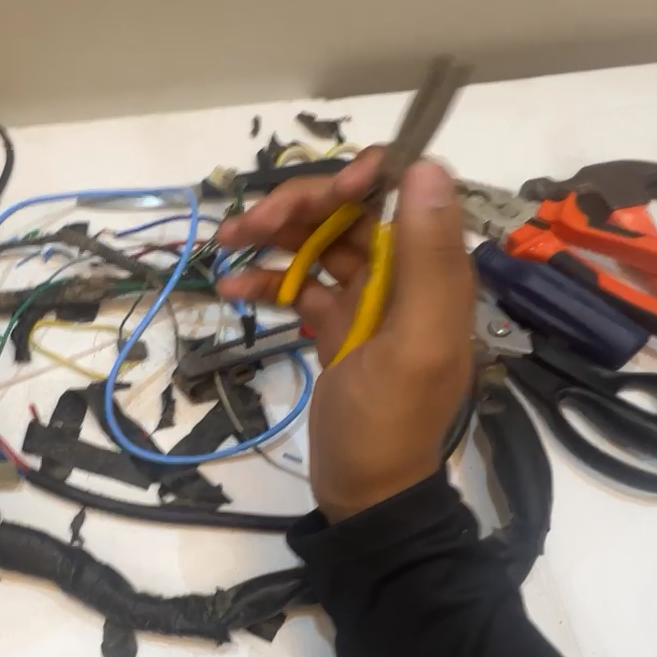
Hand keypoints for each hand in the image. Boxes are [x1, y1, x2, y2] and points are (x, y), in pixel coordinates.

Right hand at [216, 149, 473, 521]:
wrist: (364, 489)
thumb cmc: (387, 423)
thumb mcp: (413, 344)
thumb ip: (424, 260)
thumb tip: (427, 167)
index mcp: (430, 273)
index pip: (400, 194)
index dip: (359, 178)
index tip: (316, 192)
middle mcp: (401, 276)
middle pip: (349, 214)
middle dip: (298, 209)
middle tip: (245, 225)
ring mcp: (365, 301)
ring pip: (319, 245)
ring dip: (273, 238)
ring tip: (226, 244)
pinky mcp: (336, 325)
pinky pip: (300, 287)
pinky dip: (268, 282)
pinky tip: (233, 288)